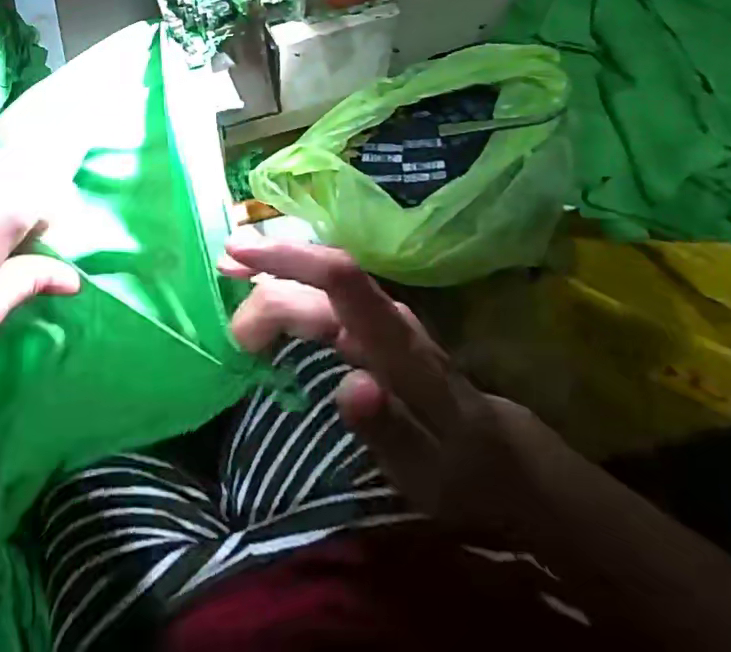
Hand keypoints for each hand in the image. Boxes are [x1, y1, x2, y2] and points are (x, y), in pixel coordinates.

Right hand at [221, 234, 546, 526]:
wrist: (500, 455)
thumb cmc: (458, 470)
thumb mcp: (427, 473)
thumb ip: (388, 430)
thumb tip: (349, 384)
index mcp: (398, 347)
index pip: (342, 280)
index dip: (288, 259)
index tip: (237, 257)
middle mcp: (388, 317)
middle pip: (318, 281)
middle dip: (265, 286)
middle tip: (231, 334)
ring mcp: (381, 315)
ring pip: (319, 278)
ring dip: (272, 272)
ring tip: (229, 270)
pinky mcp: (372, 321)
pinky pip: (322, 289)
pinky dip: (285, 282)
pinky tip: (260, 283)